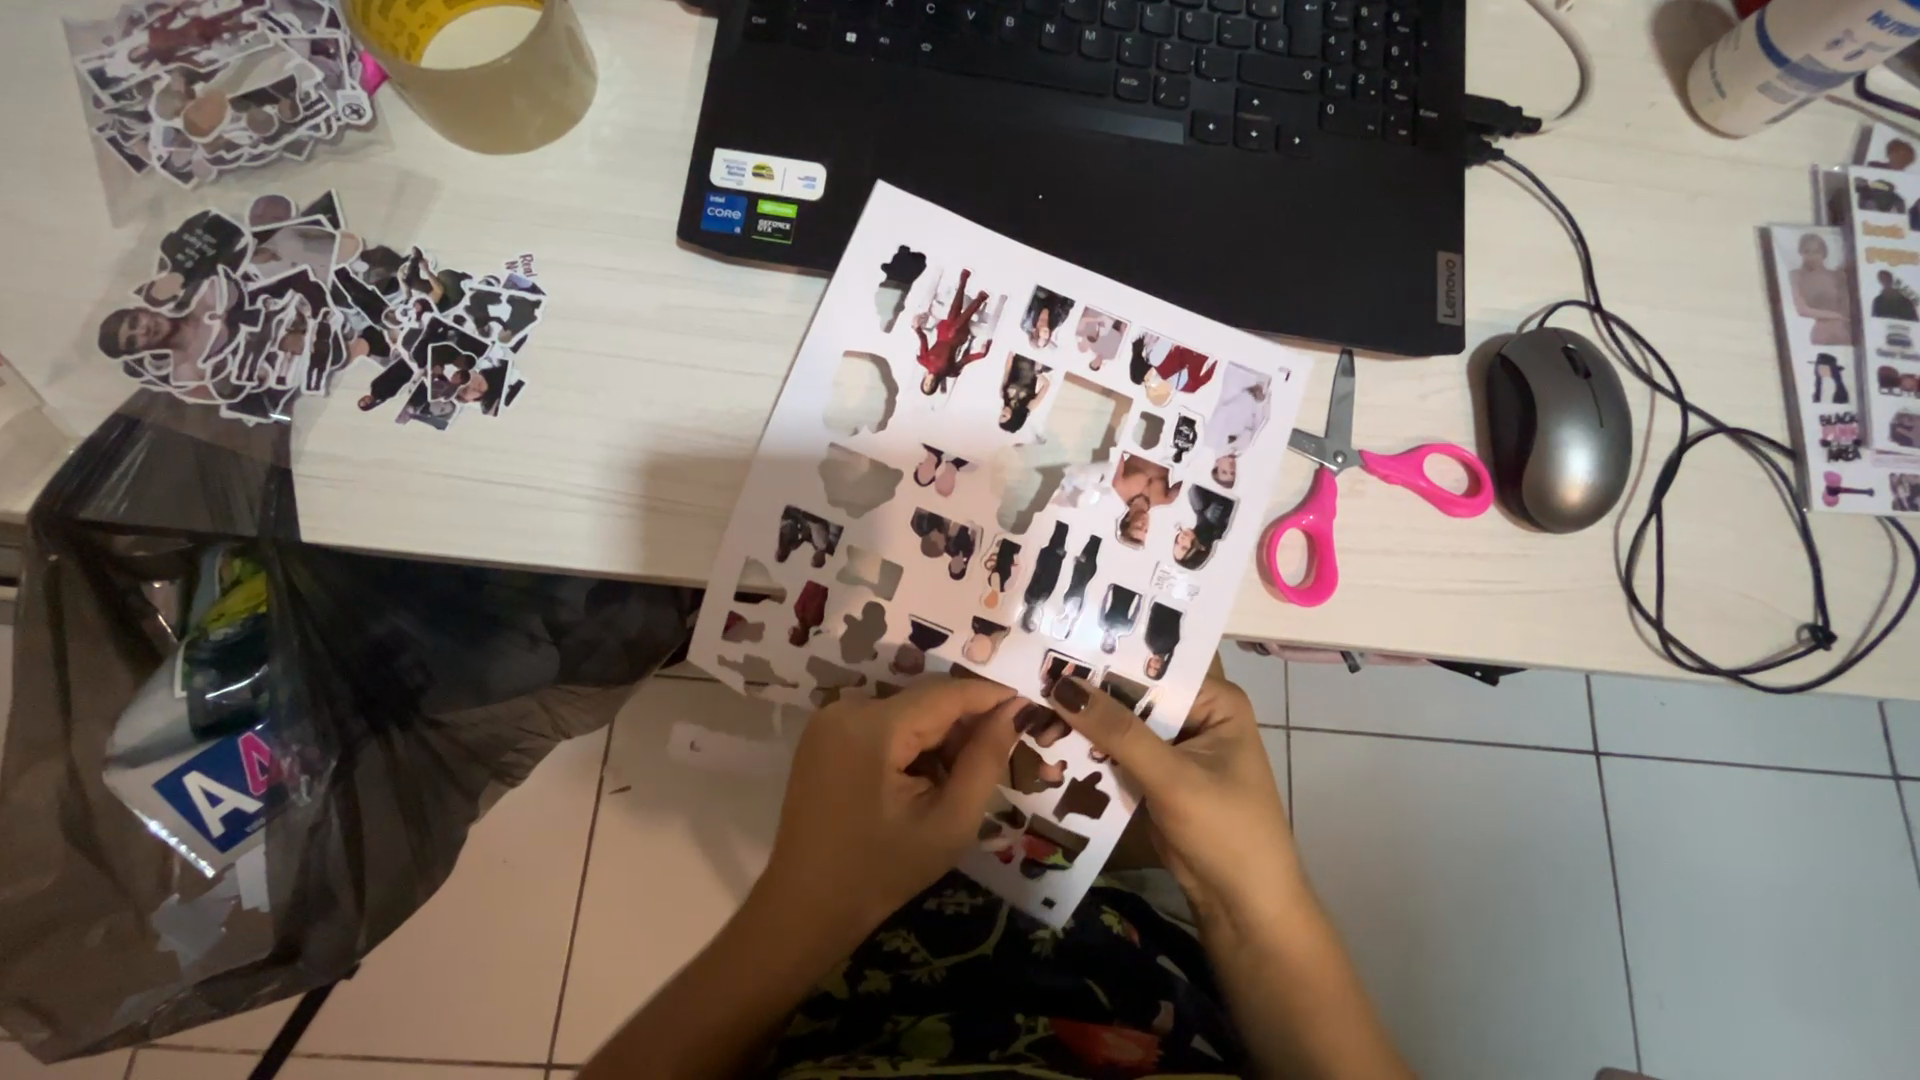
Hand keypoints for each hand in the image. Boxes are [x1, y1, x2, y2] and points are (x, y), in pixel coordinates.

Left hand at [761, 676, 1025, 938]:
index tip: (1031, 709)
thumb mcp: (950, 821)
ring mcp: (830, 720)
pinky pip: (883, 723)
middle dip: (965, 725)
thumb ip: (986, 759)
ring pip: (907, 711)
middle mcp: (846, 708)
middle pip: (925, 701)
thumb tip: (1015, 711)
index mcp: (873, 726)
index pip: (946, 693)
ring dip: (939, 737)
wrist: (807, 907)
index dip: (992, 697)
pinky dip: (911, 743)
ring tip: (957, 781)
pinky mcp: (824, 736)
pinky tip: (923, 782)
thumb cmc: (883, 871)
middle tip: (999, 760)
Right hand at [1050, 675, 1300, 928]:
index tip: (1057, 645)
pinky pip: (1115, 751)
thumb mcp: (1172, 778)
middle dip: (1089, 690)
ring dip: (1082, 720)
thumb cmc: (1225, 832)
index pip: (1154, 666)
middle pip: (1132, 692)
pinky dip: (1088, 749)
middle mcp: (1194, 713)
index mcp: (1215, 700)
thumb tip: (1062, 685)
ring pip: (1119, 722)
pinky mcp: (1154, 774)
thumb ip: (1118, 731)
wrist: (1243, 907)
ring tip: (1029, 703)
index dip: (1109, 656)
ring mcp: (1172, 745)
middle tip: (1032, 674)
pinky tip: (1046, 738)